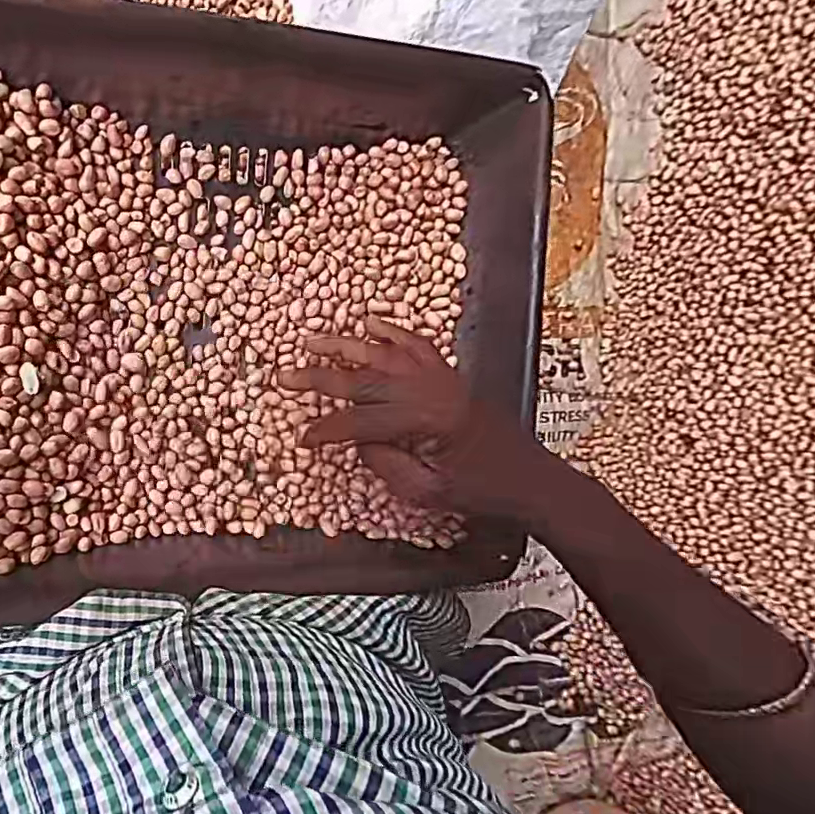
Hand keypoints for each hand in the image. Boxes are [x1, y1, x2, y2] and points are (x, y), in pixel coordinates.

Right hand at [275, 317, 554, 521]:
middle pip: (361, 380)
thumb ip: (383, 462)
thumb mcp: (424, 491)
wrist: (529, 478)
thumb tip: (357, 439)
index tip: (304, 439)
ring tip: (312, 340)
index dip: (326, 430)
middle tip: (285, 376)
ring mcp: (439, 378)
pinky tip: (370, 322)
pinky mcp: (448, 375)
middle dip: (318, 379)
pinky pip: (415, 344)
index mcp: (422, 421)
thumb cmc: (479, 491)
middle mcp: (428, 390)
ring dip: (344, 346)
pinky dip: (391, 331)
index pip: (358, 422)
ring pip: (382, 354)